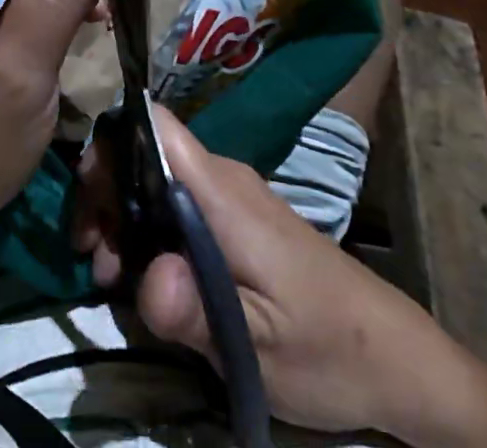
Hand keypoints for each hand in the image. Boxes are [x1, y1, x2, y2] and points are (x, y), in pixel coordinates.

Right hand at [75, 105, 486, 445]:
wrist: (397, 359)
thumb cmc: (330, 348)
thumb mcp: (260, 346)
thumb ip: (199, 310)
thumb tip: (145, 274)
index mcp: (224, 193)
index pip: (157, 126)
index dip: (112, 144)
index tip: (89, 200)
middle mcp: (222, 181)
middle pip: (144, 155)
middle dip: (106, 196)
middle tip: (94, 259)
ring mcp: (229, 200)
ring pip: (155, 183)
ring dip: (121, 221)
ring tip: (110, 277)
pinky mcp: (232, 223)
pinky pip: (174, 207)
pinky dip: (145, 233)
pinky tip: (143, 277)